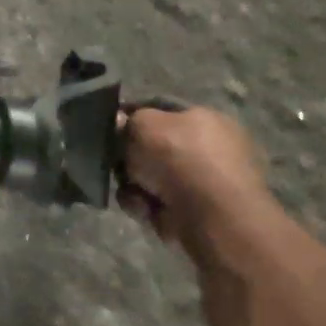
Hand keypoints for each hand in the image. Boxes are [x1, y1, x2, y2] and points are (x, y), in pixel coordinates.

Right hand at [120, 106, 273, 247]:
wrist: (213, 216)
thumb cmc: (180, 157)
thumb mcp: (142, 122)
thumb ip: (128, 119)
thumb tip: (123, 126)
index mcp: (208, 119)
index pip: (161, 109)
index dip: (132, 114)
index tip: (112, 126)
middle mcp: (211, 150)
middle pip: (153, 146)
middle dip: (130, 155)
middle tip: (119, 160)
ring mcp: (206, 184)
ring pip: (150, 176)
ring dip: (133, 182)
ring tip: (133, 188)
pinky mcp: (198, 214)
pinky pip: (156, 202)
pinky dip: (145, 204)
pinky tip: (145, 206)